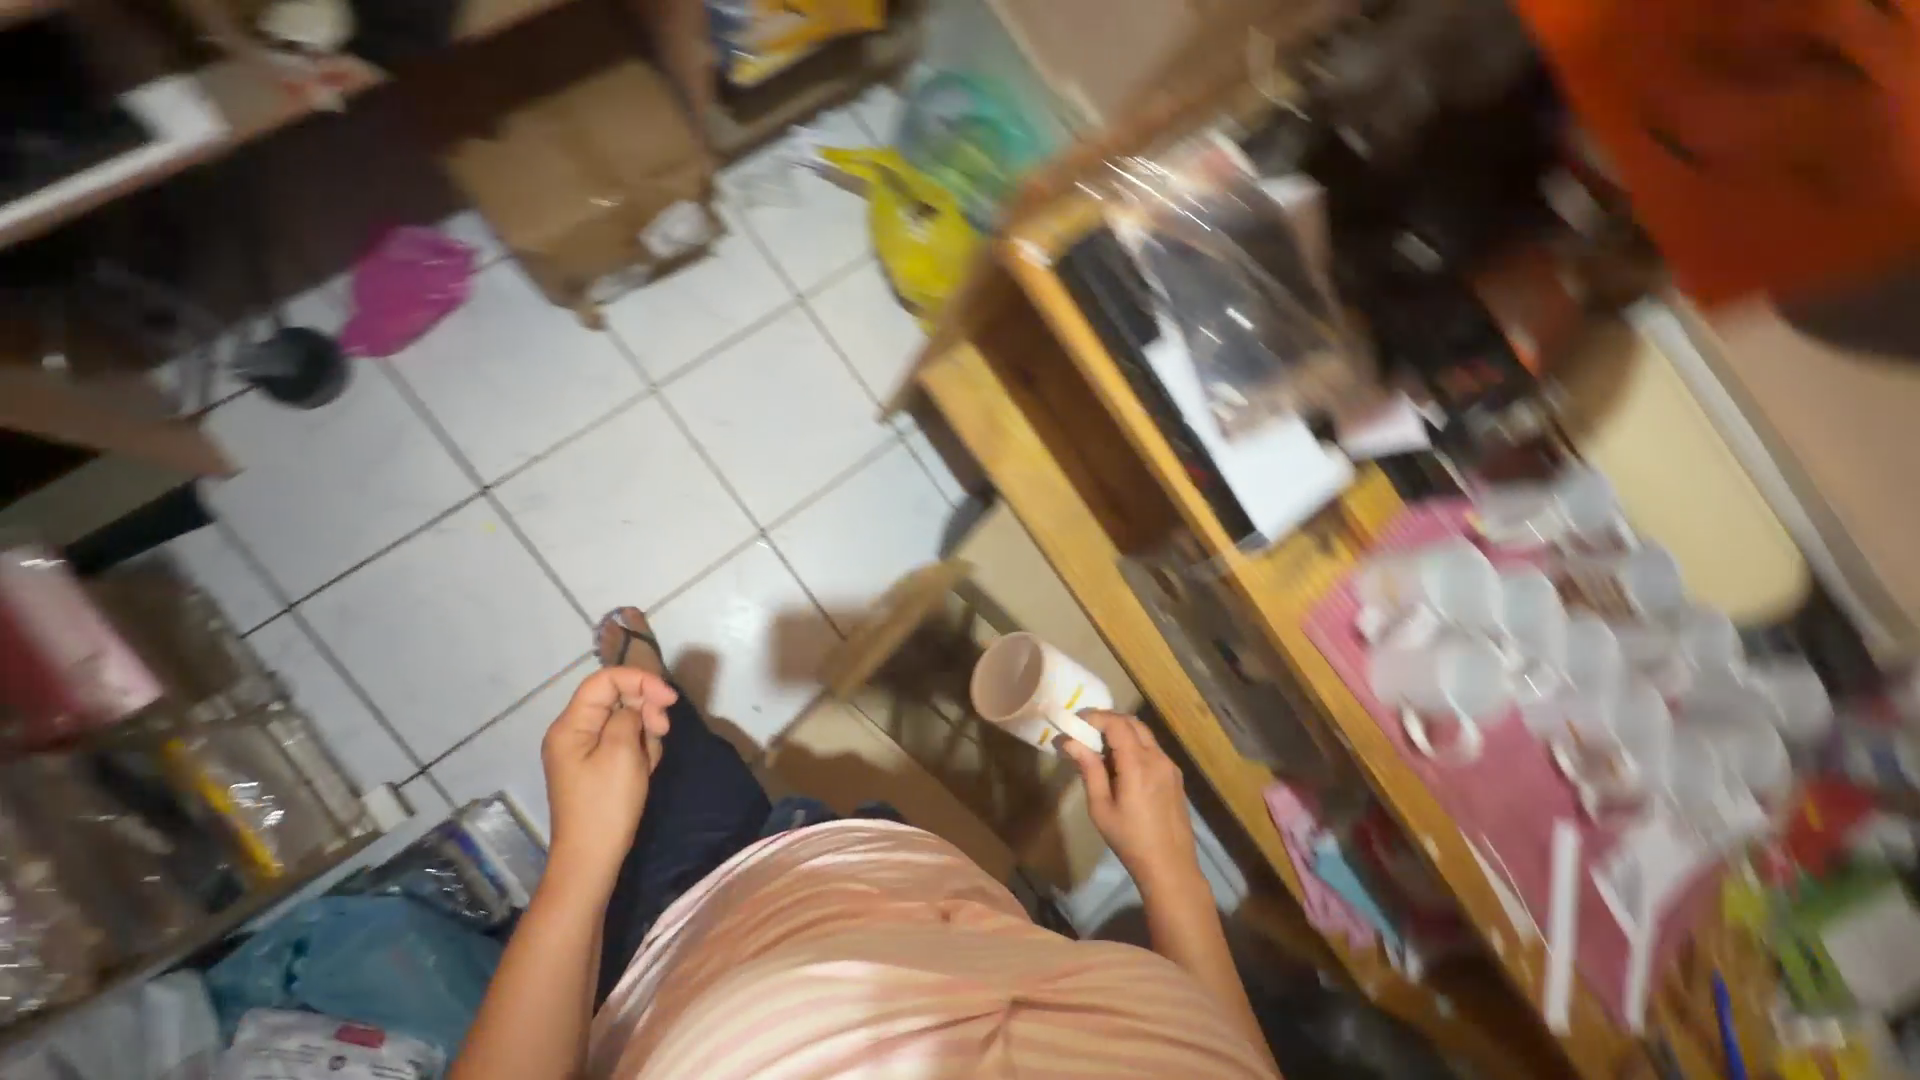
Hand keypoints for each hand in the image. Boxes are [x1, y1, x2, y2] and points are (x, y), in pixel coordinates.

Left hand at [540, 667, 675, 895]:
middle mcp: (573, 732)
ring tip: (649, 761)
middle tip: (663, 730)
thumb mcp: (622, 752)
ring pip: (624, 720)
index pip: (605, 680)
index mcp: (571, 725)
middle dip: (645, 708)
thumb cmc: (606, 804)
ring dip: (645, 732)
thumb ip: (629, 716)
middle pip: (616, 698)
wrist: (592, 857)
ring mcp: (584, 750)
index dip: (640, 680)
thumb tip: (634, 708)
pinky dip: (640, 749)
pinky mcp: (596, 766)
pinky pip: (623, 742)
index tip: (670, 698)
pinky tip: (645, 769)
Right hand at [1060, 711, 1203, 892]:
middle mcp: (1157, 758)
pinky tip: (1121, 764)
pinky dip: (1135, 744)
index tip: (1077, 721)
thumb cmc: (1129, 839)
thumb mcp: (1101, 807)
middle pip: (1133, 723)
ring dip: (1122, 731)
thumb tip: (1070, 742)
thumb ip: (1088, 770)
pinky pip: (1153, 749)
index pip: (1117, 724)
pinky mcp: (1175, 776)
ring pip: (1145, 734)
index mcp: (1138, 764)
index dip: (1096, 717)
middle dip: (1109, 719)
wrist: (1170, 866)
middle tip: (1086, 729)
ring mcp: (1169, 766)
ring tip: (1100, 746)